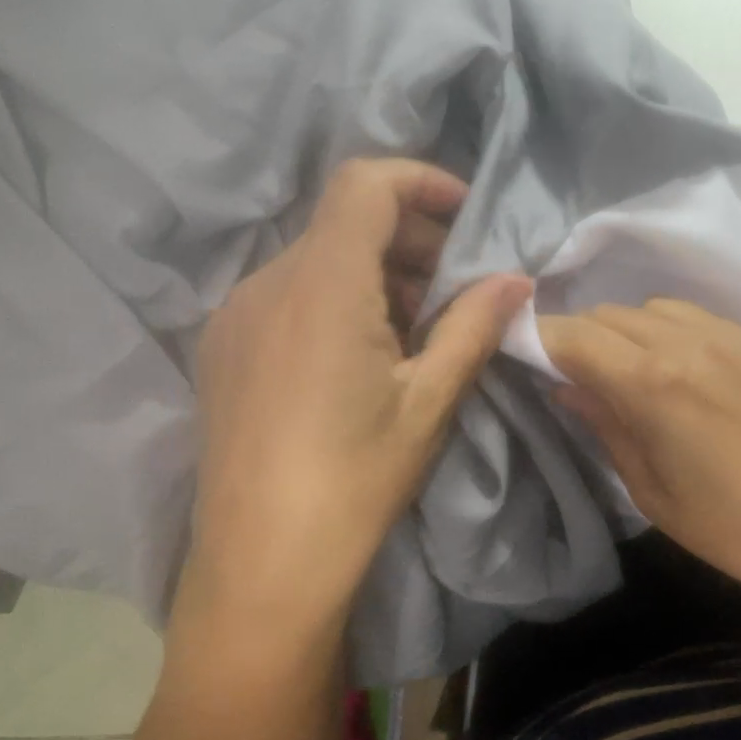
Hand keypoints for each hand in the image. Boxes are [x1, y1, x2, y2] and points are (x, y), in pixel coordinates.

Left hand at [192, 159, 530, 595]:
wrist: (265, 558)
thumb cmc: (358, 475)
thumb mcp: (430, 399)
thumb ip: (474, 326)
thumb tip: (516, 281)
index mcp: (322, 283)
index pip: (366, 184)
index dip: (422, 181)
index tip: (468, 216)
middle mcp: (267, 283)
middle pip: (343, 222)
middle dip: (410, 239)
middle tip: (460, 289)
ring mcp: (236, 316)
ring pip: (315, 261)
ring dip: (375, 275)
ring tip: (419, 332)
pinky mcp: (223, 350)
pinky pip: (288, 297)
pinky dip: (337, 302)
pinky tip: (365, 359)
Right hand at [537, 300, 740, 604]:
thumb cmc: (736, 528)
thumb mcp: (652, 491)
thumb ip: (605, 427)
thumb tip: (566, 387)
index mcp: (651, 383)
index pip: (572, 335)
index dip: (538, 342)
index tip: (519, 360)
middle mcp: (685, 341)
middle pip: (606, 315)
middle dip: (578, 340)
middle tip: (572, 382)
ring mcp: (725, 335)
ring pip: (648, 309)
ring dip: (622, 334)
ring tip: (624, 379)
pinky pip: (689, 317)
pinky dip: (663, 332)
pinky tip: (670, 373)